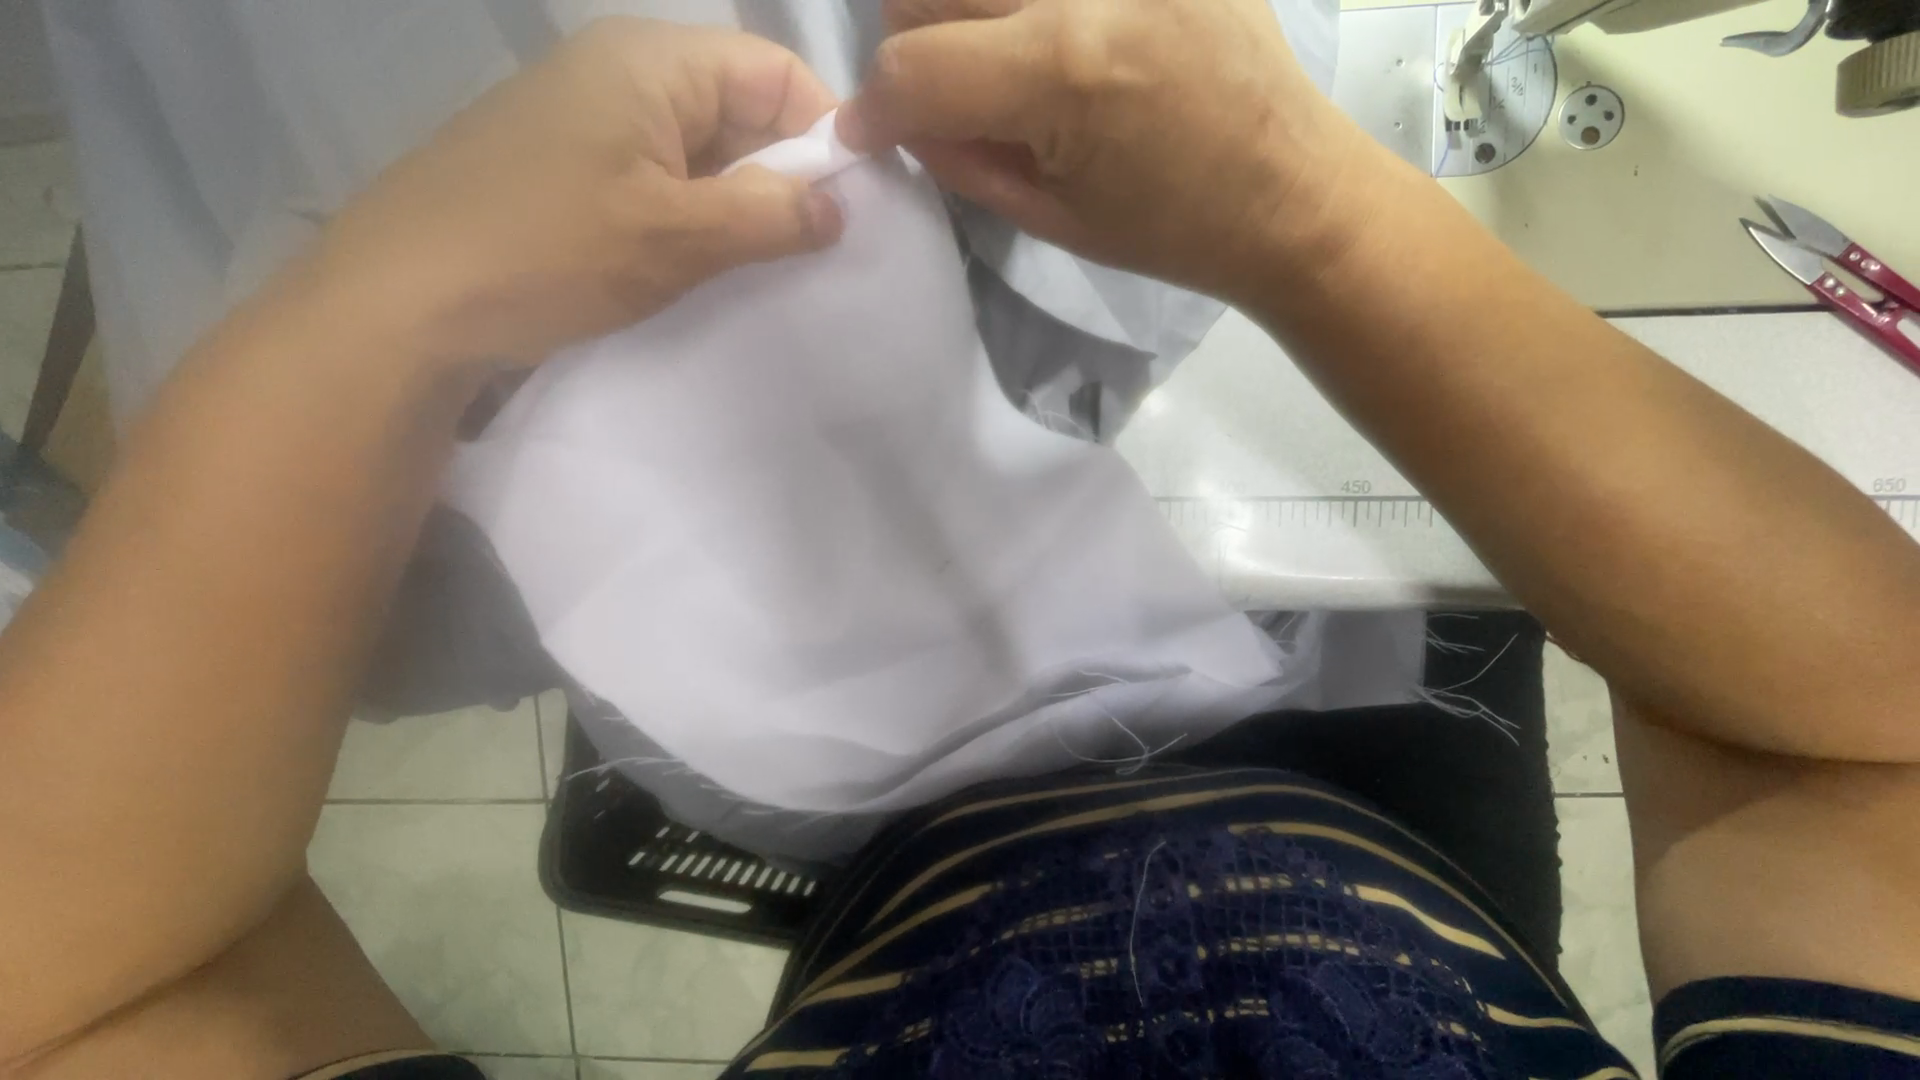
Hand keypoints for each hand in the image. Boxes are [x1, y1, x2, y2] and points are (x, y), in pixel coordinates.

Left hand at [303, 19, 845, 370]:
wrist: (403, 305)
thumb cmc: (548, 251)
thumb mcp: (676, 235)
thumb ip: (769, 215)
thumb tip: (839, 208)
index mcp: (650, 62)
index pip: (774, 72)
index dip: (824, 133)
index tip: (852, 208)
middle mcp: (620, 77)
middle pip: (739, 111)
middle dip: (782, 178)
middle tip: (811, 252)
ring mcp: (590, 127)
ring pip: (701, 157)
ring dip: (738, 210)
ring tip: (761, 269)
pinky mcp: (569, 175)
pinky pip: (659, 186)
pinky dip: (694, 224)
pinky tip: (702, 271)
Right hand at [840, 0, 1375, 298]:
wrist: (1292, 194)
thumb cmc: (1174, 231)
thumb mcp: (1053, 219)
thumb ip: (963, 163)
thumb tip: (900, 122)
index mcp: (1060, 71)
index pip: (911, 65)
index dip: (873, 107)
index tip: (868, 133)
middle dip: (914, 45)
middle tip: (943, 95)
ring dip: (965, 15)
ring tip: (1006, 70)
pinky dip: (1026, 16)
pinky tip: (1050, 46)